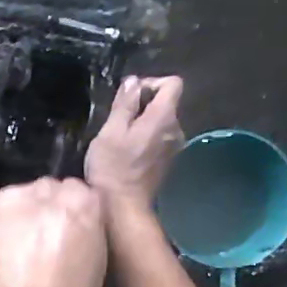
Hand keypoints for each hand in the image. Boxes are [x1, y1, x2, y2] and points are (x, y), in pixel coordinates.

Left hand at [0, 178, 106, 286]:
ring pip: (11, 199)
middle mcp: (42, 190)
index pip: (77, 192)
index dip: (69, 216)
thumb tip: (74, 220)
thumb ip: (87, 229)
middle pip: (42, 191)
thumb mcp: (95, 263)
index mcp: (81, 201)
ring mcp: (5, 197)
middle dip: (40, 212)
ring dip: (12, 218)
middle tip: (36, 245)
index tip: (65, 235)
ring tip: (9, 254)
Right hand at [85, 75, 184, 206]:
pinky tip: (126, 150)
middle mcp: (176, 129)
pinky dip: (145, 135)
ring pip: (161, 119)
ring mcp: (174, 145)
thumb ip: (124, 104)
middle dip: (143, 103)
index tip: (129, 97)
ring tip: (118, 136)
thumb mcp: (111, 131)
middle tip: (116, 120)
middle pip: (166, 102)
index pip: (172, 83)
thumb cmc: (112, 167)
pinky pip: (159, 135)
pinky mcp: (168, 158)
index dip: (150, 83)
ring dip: (142, 120)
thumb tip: (134, 81)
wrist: (123, 205)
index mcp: (163, 118)